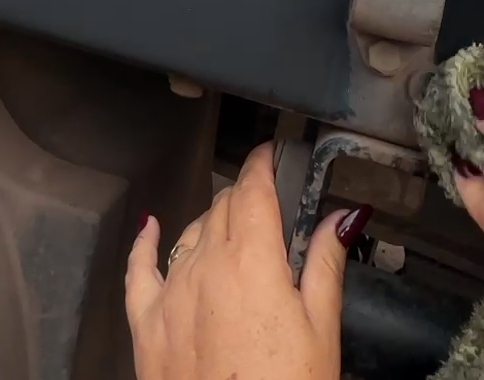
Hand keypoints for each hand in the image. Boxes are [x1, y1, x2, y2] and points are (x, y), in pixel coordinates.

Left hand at [124, 141, 371, 379]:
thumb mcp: (321, 329)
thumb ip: (326, 263)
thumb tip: (343, 215)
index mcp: (251, 258)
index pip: (252, 189)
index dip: (261, 165)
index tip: (269, 154)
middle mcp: (205, 263)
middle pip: (223, 207)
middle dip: (245, 195)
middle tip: (266, 201)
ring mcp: (171, 293)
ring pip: (190, 233)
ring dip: (213, 221)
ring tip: (234, 225)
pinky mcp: (146, 325)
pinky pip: (139, 271)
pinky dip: (144, 244)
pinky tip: (149, 227)